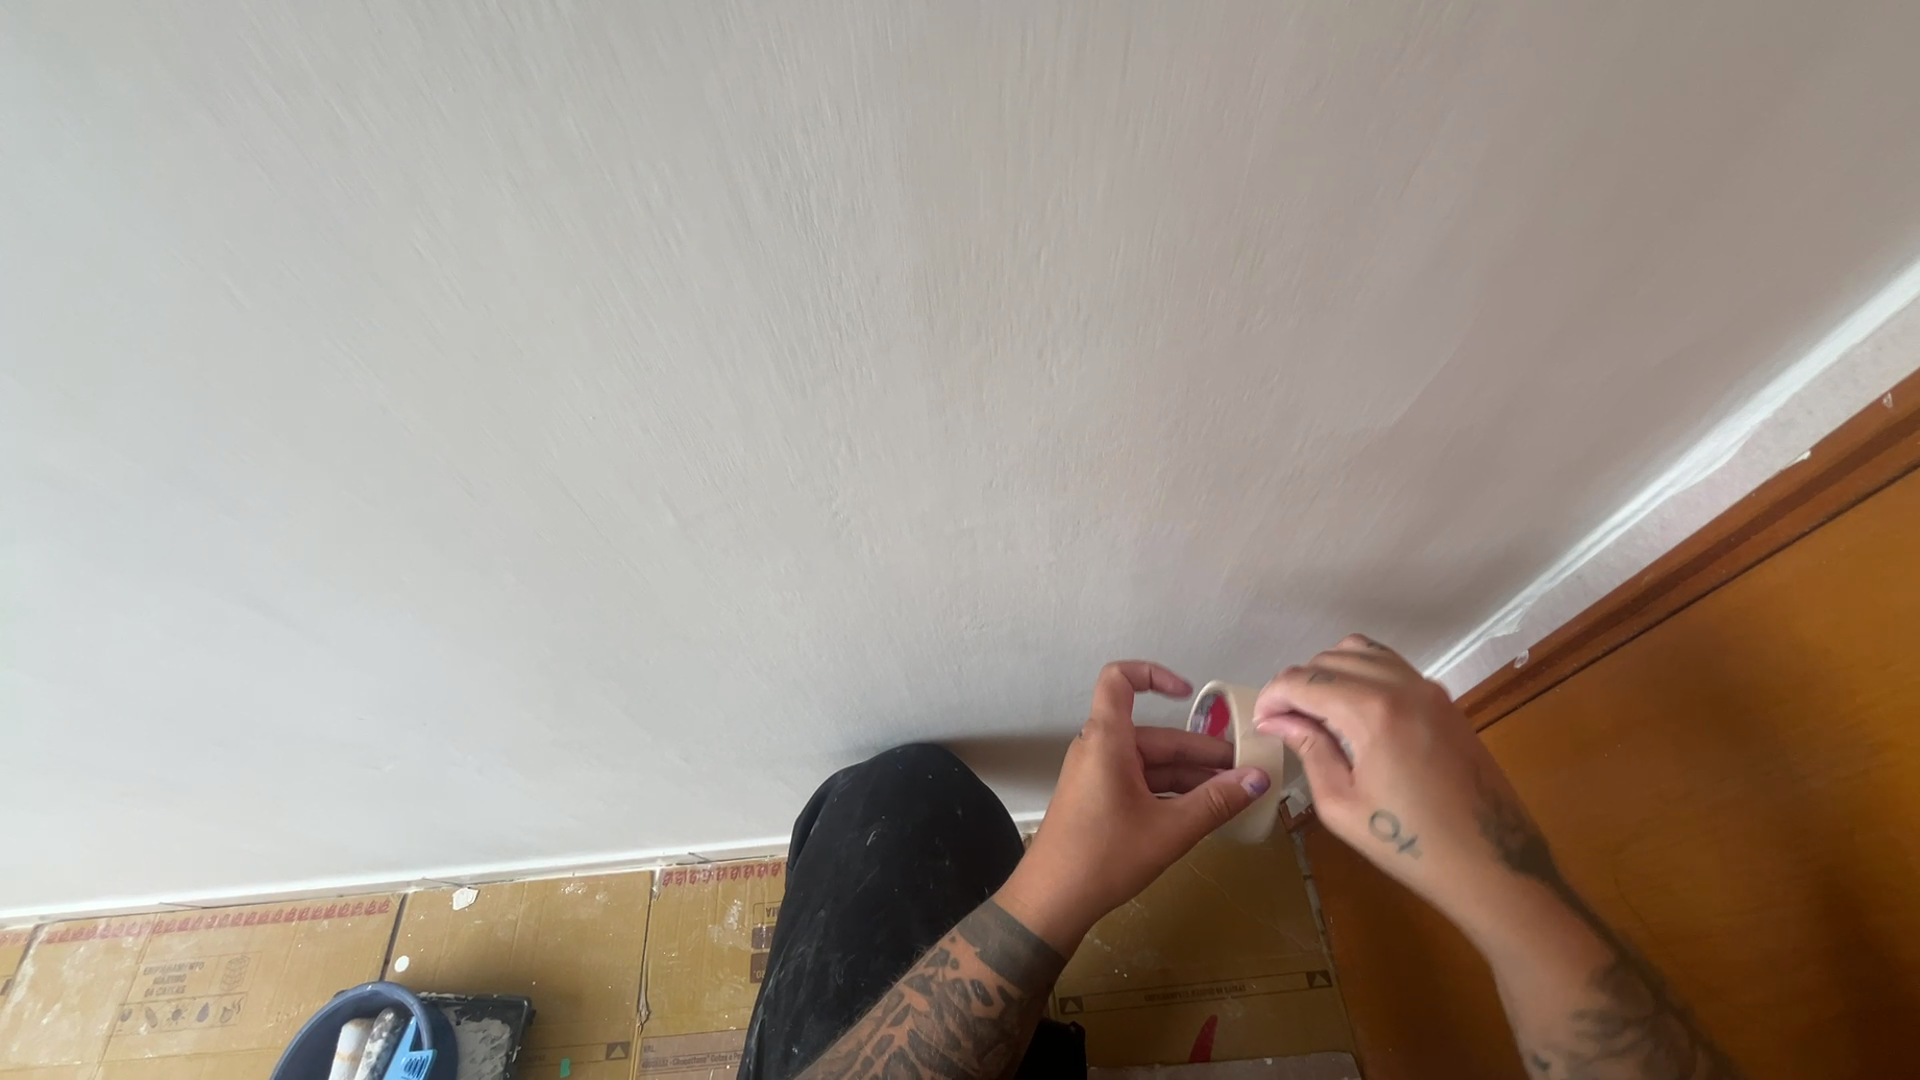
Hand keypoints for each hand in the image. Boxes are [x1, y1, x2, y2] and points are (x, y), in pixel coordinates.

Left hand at [997, 661, 1270, 952]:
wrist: (1052, 899)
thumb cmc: (1105, 856)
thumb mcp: (1169, 830)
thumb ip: (1216, 802)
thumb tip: (1259, 778)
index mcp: (1107, 739)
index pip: (1119, 680)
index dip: (1153, 674)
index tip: (1188, 692)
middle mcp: (1099, 747)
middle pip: (1156, 735)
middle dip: (1201, 752)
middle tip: (1248, 771)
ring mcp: (1097, 773)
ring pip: (1151, 762)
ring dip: (1191, 776)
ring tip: (1237, 795)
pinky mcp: (1099, 797)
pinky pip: (1140, 781)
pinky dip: (1171, 791)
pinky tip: (1205, 811)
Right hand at [1253, 635, 1537, 929]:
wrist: (1496, 869)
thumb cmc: (1411, 846)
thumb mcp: (1341, 804)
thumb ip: (1308, 748)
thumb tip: (1276, 720)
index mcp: (1372, 712)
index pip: (1303, 680)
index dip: (1272, 697)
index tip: (1260, 722)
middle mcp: (1401, 686)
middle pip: (1327, 659)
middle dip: (1296, 684)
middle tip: (1283, 720)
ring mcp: (1428, 689)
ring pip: (1359, 650)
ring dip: (1327, 671)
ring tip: (1314, 708)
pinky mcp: (1443, 700)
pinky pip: (1389, 663)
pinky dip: (1359, 670)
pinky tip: (1350, 705)